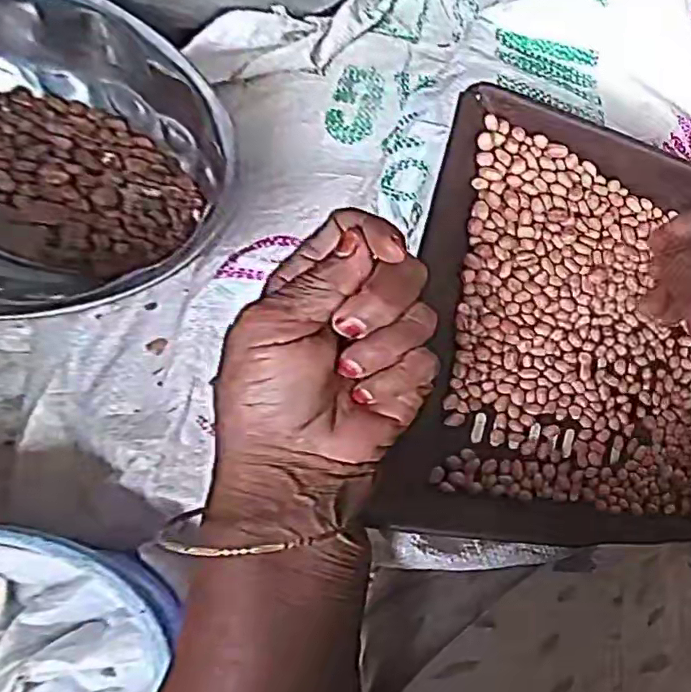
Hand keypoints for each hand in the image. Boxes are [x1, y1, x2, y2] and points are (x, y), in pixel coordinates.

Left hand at [208, 209, 438, 540]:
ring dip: (381, 349)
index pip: (355, 233)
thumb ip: (317, 281)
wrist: (297, 458)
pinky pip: (426, 359)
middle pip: (402, 270)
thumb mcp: (268, 326)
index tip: (380, 251)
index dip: (375, 234)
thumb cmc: (264, 401)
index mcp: (313, 284)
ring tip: (348, 373)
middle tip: (344, 329)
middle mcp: (357, 306)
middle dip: (379, 299)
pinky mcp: (414, 374)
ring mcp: (390, 340)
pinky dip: (392, 380)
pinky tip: (364, 394)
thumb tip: (359, 241)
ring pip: (420, 316)